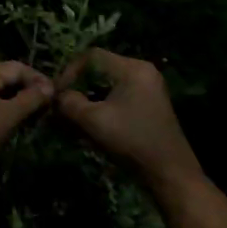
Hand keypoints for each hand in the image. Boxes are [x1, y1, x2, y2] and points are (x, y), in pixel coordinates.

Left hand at [0, 62, 53, 186]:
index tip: (56, 95)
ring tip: (35, 114)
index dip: (38, 79)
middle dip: (28, 89)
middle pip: (7, 76)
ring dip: (17, 99)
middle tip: (48, 106)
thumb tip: (51, 86)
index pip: (17, 67)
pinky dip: (4, 107)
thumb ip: (31, 98)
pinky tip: (16, 119)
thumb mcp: (7, 116)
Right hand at [56, 49, 202, 191]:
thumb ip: (70, 103)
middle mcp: (142, 71)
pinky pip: (118, 96)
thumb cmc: (131, 140)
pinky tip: (91, 124)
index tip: (58, 95)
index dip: (69, 72)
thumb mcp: (93, 121)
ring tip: (73, 118)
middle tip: (62, 107)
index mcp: (132, 68)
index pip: (91, 57)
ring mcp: (148, 88)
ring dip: (87, 98)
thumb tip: (58, 97)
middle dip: (77, 87)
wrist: (168, 170)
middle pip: (99, 69)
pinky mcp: (148, 104)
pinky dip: (101, 106)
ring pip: (107, 84)